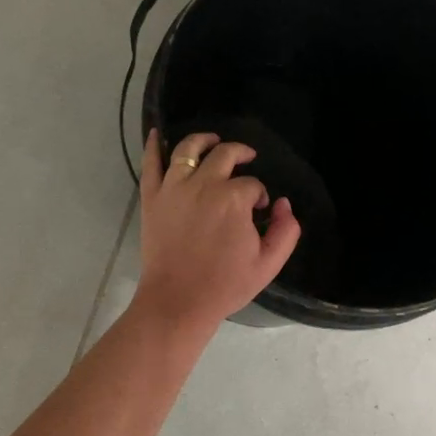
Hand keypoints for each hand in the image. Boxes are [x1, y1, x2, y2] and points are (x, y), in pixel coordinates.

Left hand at [131, 131, 300, 333]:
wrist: (178, 301)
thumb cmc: (224, 285)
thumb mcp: (268, 264)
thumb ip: (285, 231)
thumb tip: (283, 204)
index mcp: (233, 199)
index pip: (252, 184)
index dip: (259, 194)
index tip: (258, 209)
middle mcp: (203, 184)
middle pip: (224, 154)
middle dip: (240, 153)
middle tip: (247, 157)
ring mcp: (174, 188)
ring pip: (188, 148)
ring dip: (204, 139)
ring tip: (212, 140)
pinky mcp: (152, 196)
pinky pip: (151, 163)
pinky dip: (152, 145)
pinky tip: (156, 133)